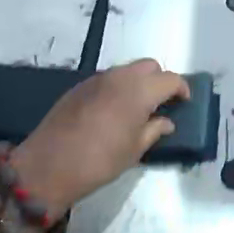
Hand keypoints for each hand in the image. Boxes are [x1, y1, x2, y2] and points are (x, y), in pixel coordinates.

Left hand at [8, 59, 189, 220]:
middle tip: (162, 103)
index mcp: (139, 91)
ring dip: (138, 82)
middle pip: (148, 66)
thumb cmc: (99, 161)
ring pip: (126, 70)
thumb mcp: (134, 150)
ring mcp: (96, 79)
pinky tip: (114, 111)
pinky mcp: (78, 87)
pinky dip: (118, 87)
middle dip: (159, 80)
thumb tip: (166, 122)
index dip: (181, 89)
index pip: (170, 79)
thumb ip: (154, 130)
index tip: (184, 102)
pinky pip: (107, 79)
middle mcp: (119, 77)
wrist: (49, 165)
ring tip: (139, 108)